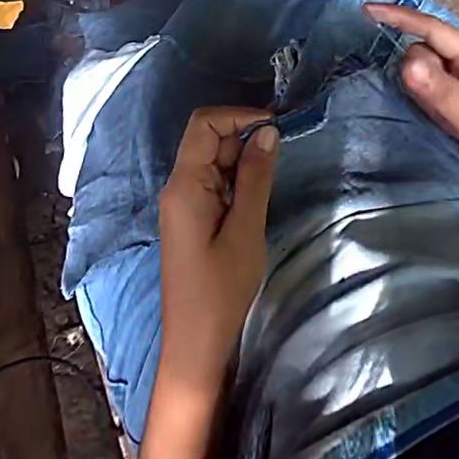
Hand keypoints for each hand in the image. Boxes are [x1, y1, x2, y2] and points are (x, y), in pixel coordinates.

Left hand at [156, 107, 279, 393]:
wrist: (196, 343)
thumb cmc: (221, 290)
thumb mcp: (246, 230)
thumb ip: (255, 177)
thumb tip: (268, 131)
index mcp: (184, 185)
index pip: (203, 125)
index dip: (239, 116)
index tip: (275, 127)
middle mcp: (178, 186)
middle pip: (208, 139)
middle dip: (245, 137)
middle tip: (280, 156)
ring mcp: (183, 202)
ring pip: (214, 160)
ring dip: (244, 160)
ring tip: (271, 179)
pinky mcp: (193, 216)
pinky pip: (215, 181)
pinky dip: (238, 179)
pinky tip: (257, 195)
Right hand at [363, 3, 458, 189]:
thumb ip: (439, 90)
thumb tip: (405, 62)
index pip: (432, 29)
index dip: (399, 17)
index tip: (367, 10)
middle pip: (427, 51)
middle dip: (419, 75)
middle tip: (442, 111)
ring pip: (430, 72)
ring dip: (428, 94)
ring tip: (453, 121)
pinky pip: (438, 89)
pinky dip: (436, 104)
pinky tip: (453, 123)